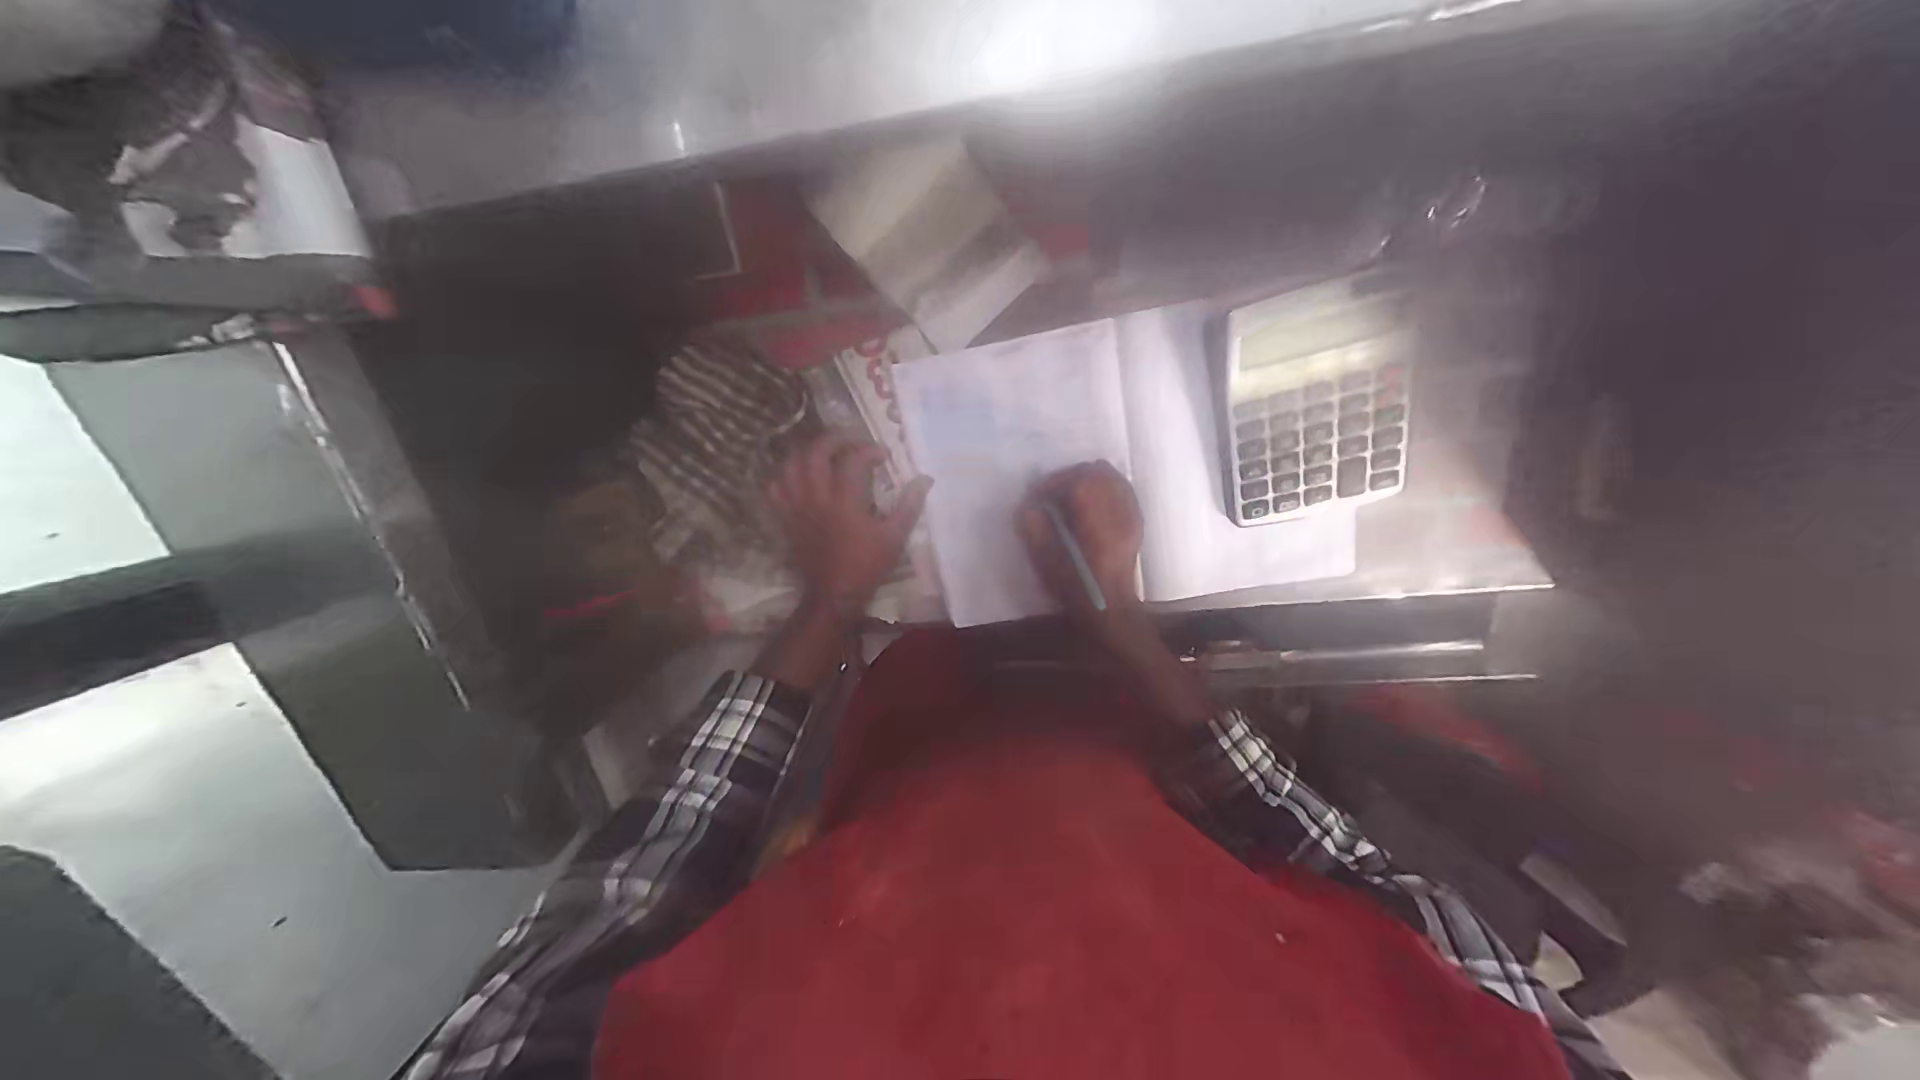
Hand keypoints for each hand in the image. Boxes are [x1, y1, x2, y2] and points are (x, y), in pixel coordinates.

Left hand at [769, 432, 931, 618]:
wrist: (833, 594)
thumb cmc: (867, 565)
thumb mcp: (895, 537)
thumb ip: (910, 505)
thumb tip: (925, 478)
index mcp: (845, 501)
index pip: (853, 459)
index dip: (869, 450)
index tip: (883, 455)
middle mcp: (817, 497)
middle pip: (816, 451)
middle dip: (835, 439)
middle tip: (851, 443)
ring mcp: (796, 506)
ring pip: (791, 464)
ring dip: (808, 452)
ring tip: (825, 454)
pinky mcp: (785, 518)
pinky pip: (775, 487)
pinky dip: (785, 476)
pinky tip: (800, 477)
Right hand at [1017, 461, 1144, 632]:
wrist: (1110, 609)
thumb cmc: (1075, 590)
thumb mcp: (1046, 563)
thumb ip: (1035, 528)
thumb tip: (1029, 505)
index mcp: (1097, 524)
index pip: (1079, 481)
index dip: (1054, 482)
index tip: (1038, 496)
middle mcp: (1119, 514)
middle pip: (1097, 472)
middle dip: (1069, 476)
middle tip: (1052, 493)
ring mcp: (1131, 516)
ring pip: (1112, 476)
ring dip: (1087, 477)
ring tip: (1069, 494)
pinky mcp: (1136, 521)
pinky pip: (1123, 488)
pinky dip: (1105, 485)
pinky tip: (1091, 499)